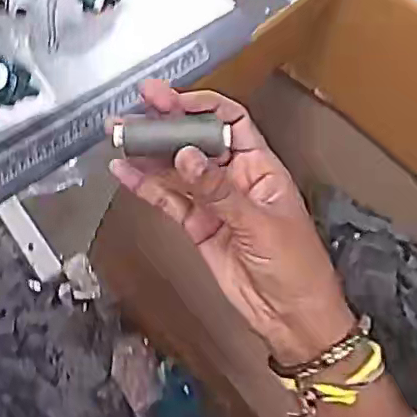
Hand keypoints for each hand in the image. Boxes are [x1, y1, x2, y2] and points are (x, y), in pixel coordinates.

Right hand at [109, 80, 352, 363]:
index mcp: (260, 167)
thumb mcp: (260, 224)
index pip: (229, 122)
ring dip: (148, 153)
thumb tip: (187, 157)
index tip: (172, 99)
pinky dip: (145, 186)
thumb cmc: (296, 267)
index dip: (201, 106)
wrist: (291, 317)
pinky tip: (125, 172)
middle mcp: (234, 178)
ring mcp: (212, 202)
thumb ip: (218, 191)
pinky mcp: (196, 226)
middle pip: (195, 141)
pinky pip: (167, 200)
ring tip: (119, 136)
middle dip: (166, 123)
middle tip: (137, 107)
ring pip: (175, 169)